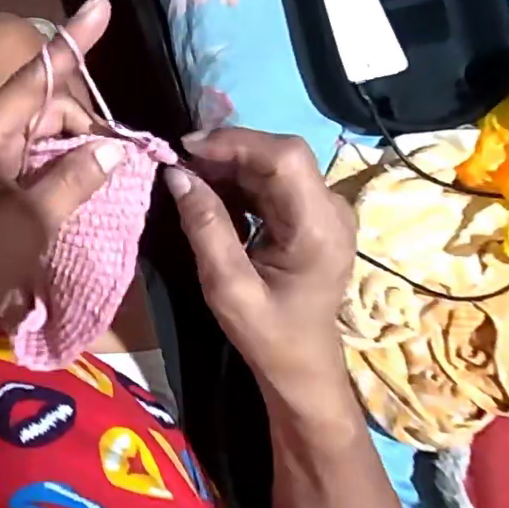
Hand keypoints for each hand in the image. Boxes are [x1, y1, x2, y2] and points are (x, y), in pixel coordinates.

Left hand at [0, 0, 121, 346]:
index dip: (72, 41)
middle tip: (123, 153)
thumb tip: (116, 147)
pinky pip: (32, 156)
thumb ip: (74, 180)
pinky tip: (85, 179)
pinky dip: (61, 162)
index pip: (35, 77)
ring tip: (108, 171)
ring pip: (41, 131)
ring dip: (76, 143)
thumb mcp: (30, 225)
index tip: (101, 2)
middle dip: (84, 118)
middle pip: (44, 103)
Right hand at [165, 129, 357, 410]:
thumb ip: (205, 227)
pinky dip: (234, 177)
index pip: (286, 158)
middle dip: (225, 151)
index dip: (235, 142)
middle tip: (178, 164)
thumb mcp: (226, 286)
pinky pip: (270, 179)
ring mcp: (323, 208)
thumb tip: (176, 174)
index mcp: (319, 228)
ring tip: (186, 176)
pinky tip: (207, 189)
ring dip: (226, 163)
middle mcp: (331, 208)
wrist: (301, 365)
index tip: (186, 149)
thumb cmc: (267, 333)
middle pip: (279, 155)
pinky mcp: (309, 213)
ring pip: (272, 162)